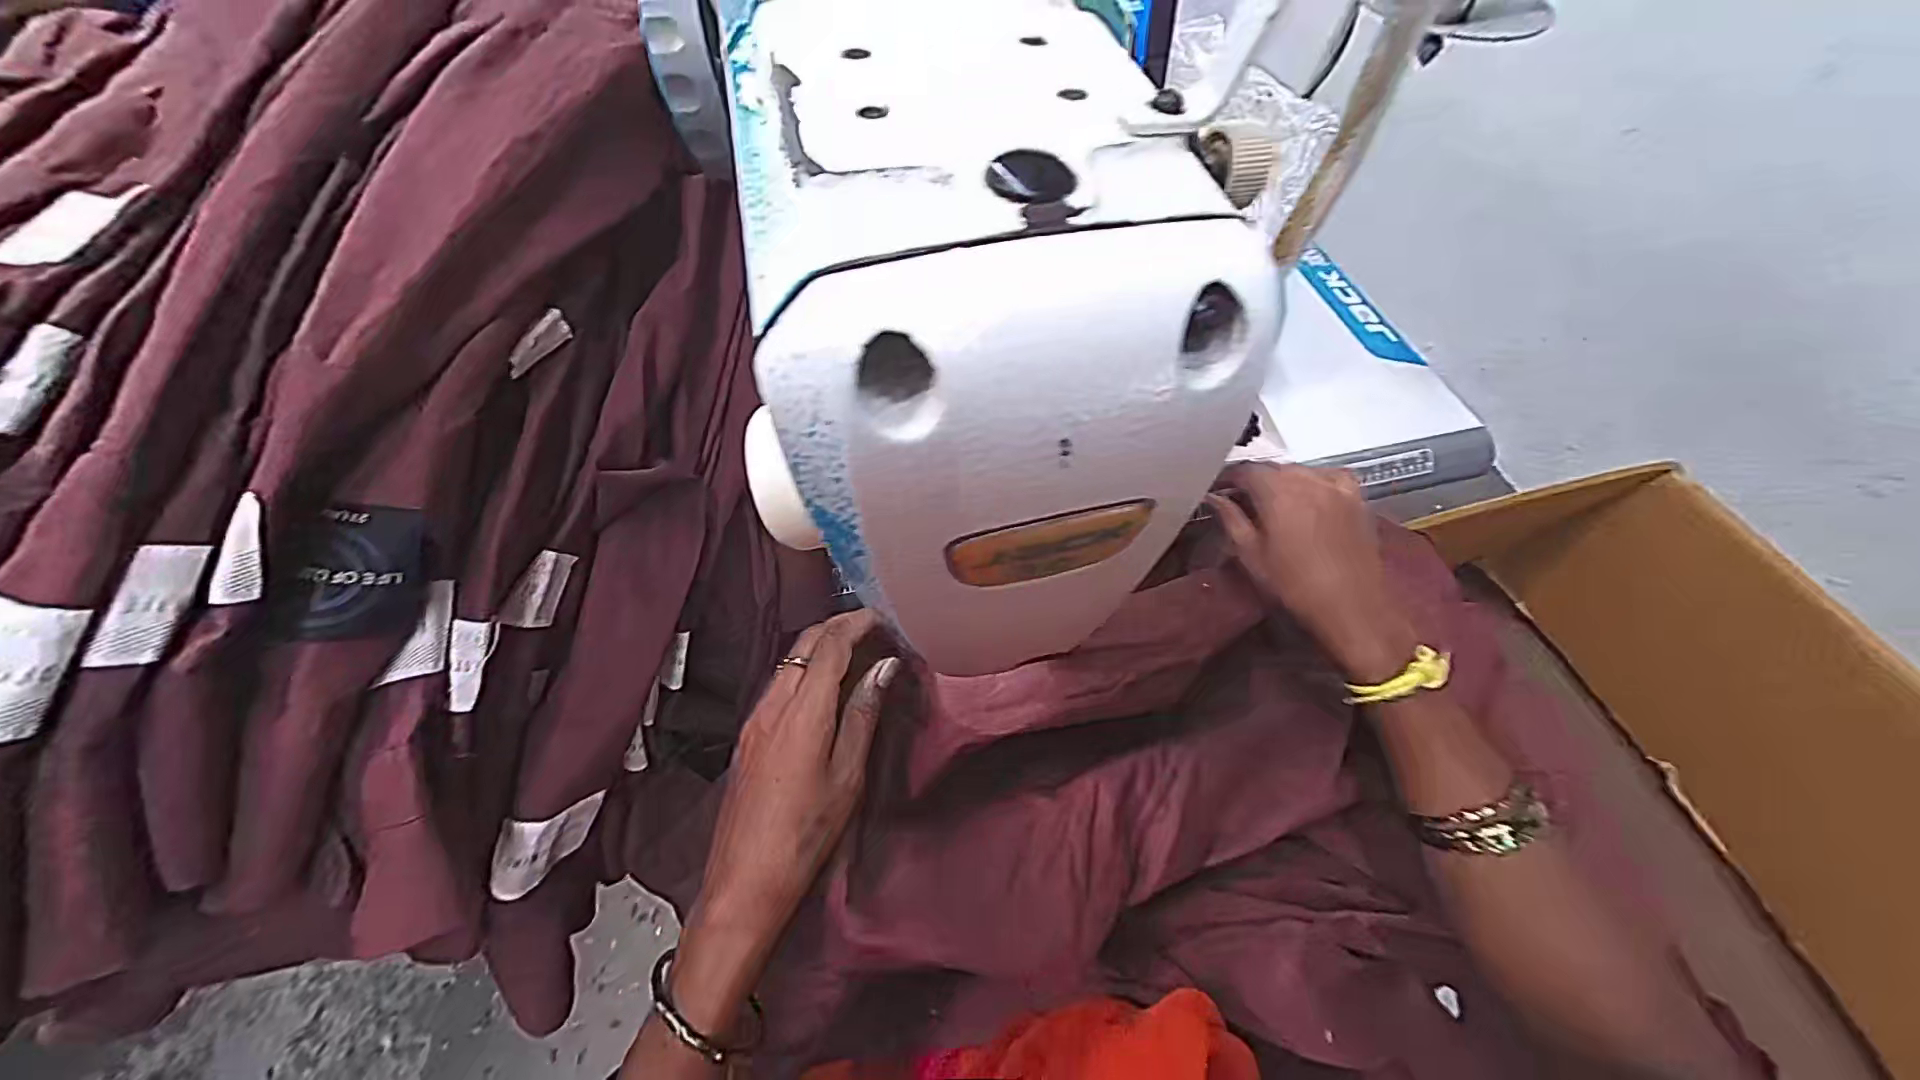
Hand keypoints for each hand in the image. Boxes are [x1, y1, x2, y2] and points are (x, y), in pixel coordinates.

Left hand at [699, 609, 896, 929]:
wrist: (744, 880)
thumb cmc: (805, 833)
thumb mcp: (847, 775)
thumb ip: (863, 714)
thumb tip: (884, 669)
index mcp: (802, 712)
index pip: (829, 645)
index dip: (856, 623)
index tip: (881, 617)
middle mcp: (772, 705)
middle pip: (805, 643)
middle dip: (838, 626)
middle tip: (871, 627)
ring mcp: (754, 719)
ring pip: (789, 660)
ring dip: (820, 645)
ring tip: (854, 652)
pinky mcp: (748, 735)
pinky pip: (779, 682)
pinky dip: (805, 668)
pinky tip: (824, 685)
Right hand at [1206, 464, 1415, 681]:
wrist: (1350, 605)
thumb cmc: (1293, 585)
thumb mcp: (1251, 554)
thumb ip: (1231, 519)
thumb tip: (1215, 498)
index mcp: (1277, 492)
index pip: (1245, 470)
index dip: (1227, 478)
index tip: (1217, 489)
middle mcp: (1308, 480)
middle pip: (1273, 467)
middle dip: (1253, 479)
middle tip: (1239, 498)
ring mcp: (1336, 487)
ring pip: (1300, 470)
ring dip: (1282, 479)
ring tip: (1271, 500)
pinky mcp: (1356, 498)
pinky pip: (1330, 476)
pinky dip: (1315, 480)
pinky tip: (1310, 495)